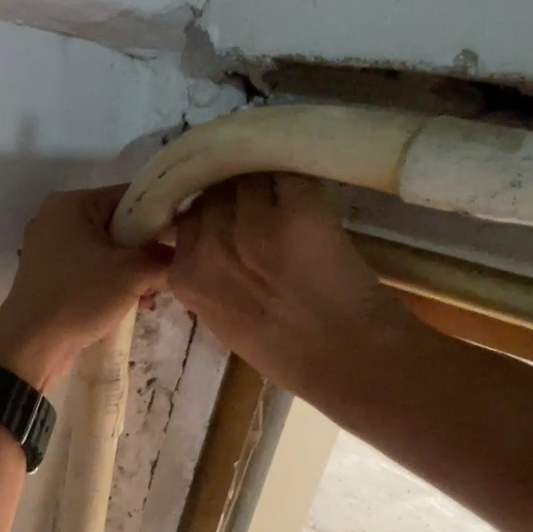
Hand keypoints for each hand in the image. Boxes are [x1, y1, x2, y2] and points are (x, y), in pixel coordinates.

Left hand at [0, 185, 170, 388]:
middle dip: (146, 251)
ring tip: (152, 295)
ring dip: (132, 272)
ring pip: (105, 252)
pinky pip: (90, 271)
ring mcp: (49, 250)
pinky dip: (111, 284)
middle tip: (167, 272)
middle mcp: (56, 220)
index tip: (182, 239)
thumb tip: (179, 253)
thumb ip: (163, 256)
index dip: (160, 215)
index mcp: (71, 204)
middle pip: (117, 225)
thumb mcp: (132, 273)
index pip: (129, 196)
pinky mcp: (49, 278)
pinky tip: (134, 305)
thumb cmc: (80, 296)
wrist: (31, 345)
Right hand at [168, 173, 417, 396]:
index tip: (223, 218)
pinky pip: (287, 175)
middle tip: (253, 207)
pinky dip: (295, 179)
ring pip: (247, 177)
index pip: (186, 217)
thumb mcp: (219, 317)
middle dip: (229, 194)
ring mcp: (255, 223)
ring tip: (280, 198)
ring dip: (261, 182)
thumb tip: (204, 240)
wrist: (346, 356)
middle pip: (212, 192)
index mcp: (186, 275)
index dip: (207, 213)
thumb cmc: (284, 352)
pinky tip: (305, 197)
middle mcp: (212, 244)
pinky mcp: (299, 209)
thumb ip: (203, 277)